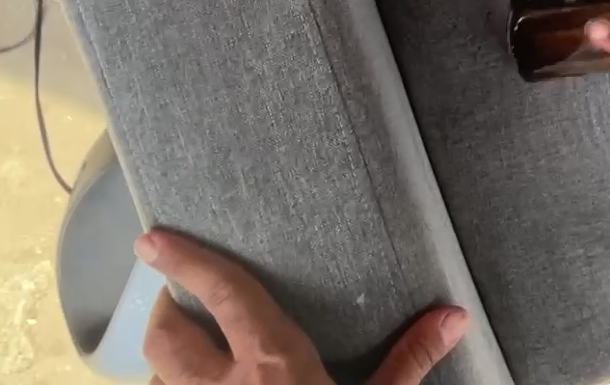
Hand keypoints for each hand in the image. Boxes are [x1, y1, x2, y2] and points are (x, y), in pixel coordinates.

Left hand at [135, 229, 468, 384]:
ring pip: (155, 381)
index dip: (190, 263)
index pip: (226, 296)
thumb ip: (409, 361)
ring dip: (165, 361)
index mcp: (270, 365)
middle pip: (167, 338)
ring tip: (186, 350)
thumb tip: (456, 312)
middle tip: (178, 295)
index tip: (153, 239)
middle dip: (164, 310)